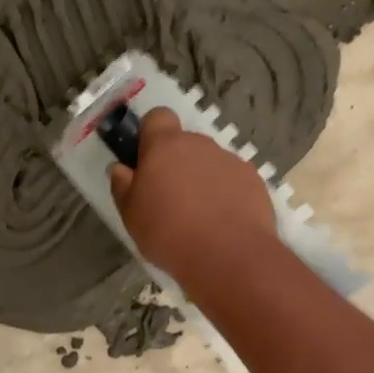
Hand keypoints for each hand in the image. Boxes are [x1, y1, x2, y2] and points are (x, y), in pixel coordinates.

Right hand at [107, 107, 278, 284]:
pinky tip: (222, 223)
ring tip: (199, 215)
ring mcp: (230, 160)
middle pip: (185, 143)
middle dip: (176, 162)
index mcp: (165, 146)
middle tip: (169, 197)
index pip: (157, 117)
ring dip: (202, 179)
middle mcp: (200, 144)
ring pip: (209, 162)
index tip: (146, 159)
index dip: (151, 133)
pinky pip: (232, 180)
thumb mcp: (131, 214)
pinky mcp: (254, 181)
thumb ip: (123, 186)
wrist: (228, 256)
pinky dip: (226, 194)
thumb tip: (120, 168)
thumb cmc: (168, 232)